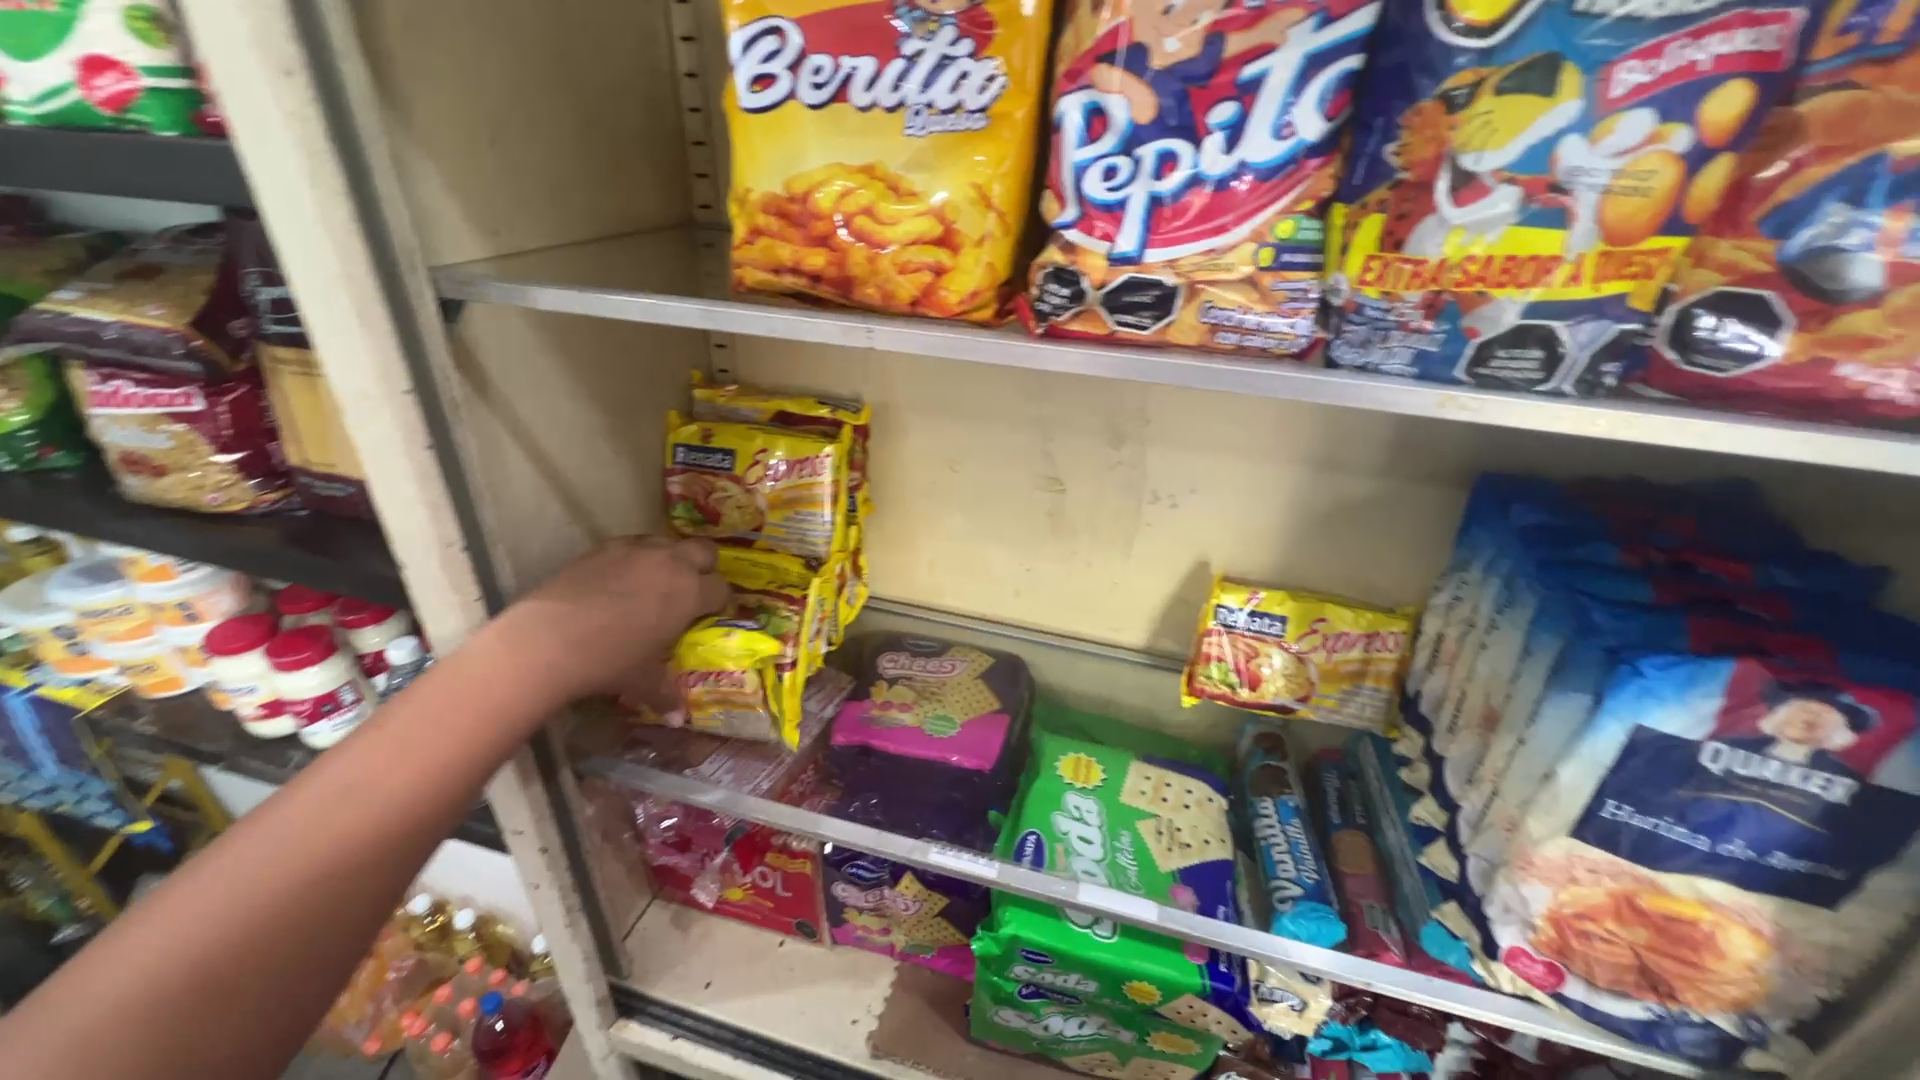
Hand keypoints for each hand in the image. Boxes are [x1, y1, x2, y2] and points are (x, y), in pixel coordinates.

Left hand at [491, 536, 730, 707]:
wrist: (549, 638)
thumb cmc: (610, 661)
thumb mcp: (643, 681)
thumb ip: (665, 693)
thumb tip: (678, 718)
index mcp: (690, 593)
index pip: (722, 588)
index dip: (719, 601)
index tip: (709, 613)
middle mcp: (670, 563)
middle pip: (704, 550)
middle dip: (703, 566)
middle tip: (690, 589)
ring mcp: (635, 550)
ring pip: (666, 542)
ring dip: (668, 558)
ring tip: (653, 582)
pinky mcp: (603, 547)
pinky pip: (631, 545)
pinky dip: (633, 558)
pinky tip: (617, 581)